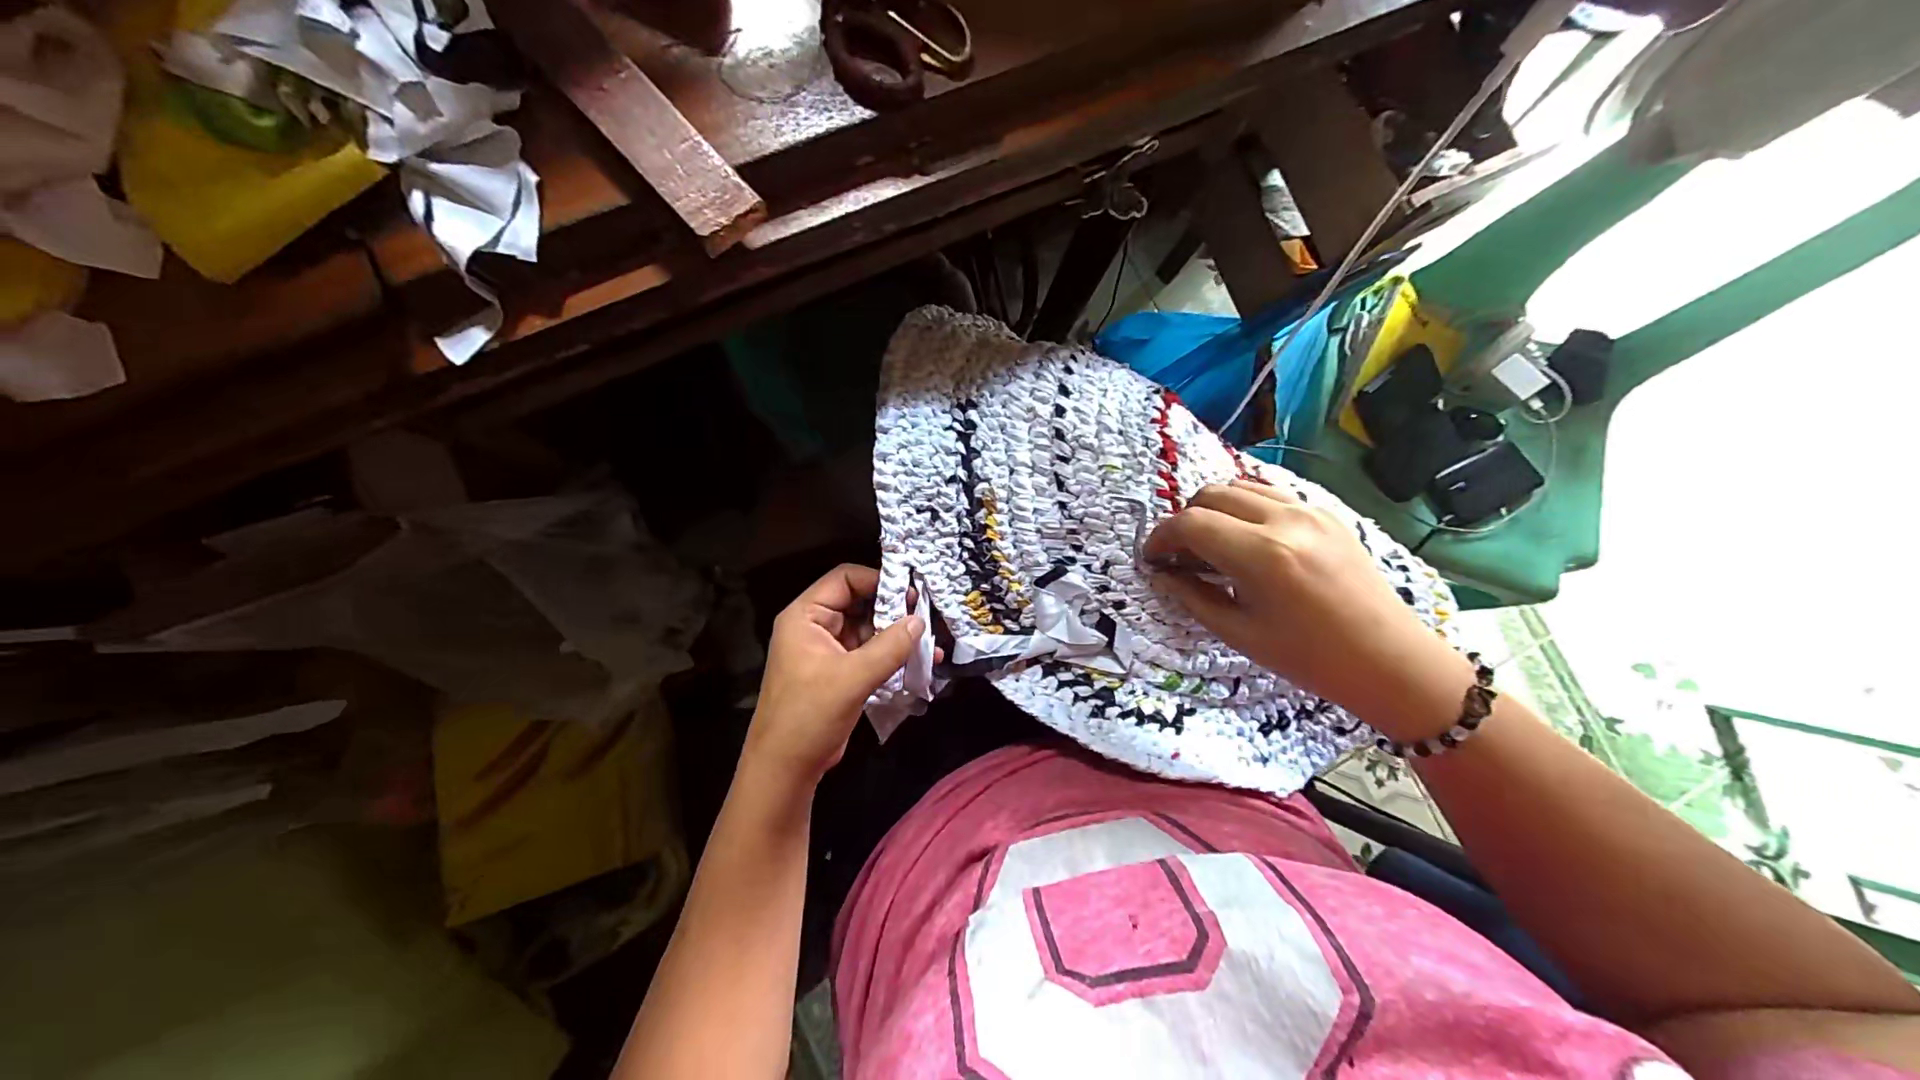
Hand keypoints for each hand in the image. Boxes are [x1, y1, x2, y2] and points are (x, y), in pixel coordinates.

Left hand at [745, 564, 923, 783]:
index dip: (878, 579)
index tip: (911, 591)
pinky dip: (893, 656)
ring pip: (869, 630)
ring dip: (897, 636)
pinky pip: (871, 654)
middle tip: (927, 616)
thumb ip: (889, 647)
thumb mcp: (852, 678)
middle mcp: (815, 627)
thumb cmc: (809, 715)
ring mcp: (828, 651)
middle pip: (860, 602)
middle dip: (893, 610)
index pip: (844, 579)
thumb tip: (919, 620)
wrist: (786, 768)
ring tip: (931, 642)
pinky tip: (922, 662)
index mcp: (806, 617)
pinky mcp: (840, 673)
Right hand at [1145, 480, 1471, 739]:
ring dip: (1213, 509)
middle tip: (1179, 555)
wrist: (1388, 660)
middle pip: (1210, 494)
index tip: (1152, 558)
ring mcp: (1309, 511)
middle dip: (1184, 520)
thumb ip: (1193, 596)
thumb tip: (1162, 573)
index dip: (1161, 537)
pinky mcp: (1326, 514)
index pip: (1190, 523)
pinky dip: (1244, 507)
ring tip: (1210, 545)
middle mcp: (1285, 521)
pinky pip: (1270, 494)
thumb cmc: (1310, 659)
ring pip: (1239, 486)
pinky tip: (1245, 539)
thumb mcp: (1240, 633)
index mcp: (1262, 556)